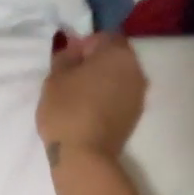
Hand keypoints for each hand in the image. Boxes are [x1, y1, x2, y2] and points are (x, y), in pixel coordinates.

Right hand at [36, 33, 146, 162]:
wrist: (84, 157)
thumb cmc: (66, 111)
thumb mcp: (54, 79)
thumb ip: (65, 57)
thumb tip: (72, 48)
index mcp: (117, 52)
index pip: (100, 37)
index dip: (81, 47)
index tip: (66, 64)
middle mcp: (135, 68)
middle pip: (114, 57)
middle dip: (95, 63)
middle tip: (73, 80)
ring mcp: (139, 93)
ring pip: (119, 78)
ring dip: (104, 82)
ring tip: (82, 98)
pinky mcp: (135, 115)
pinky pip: (120, 97)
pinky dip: (108, 99)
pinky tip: (91, 112)